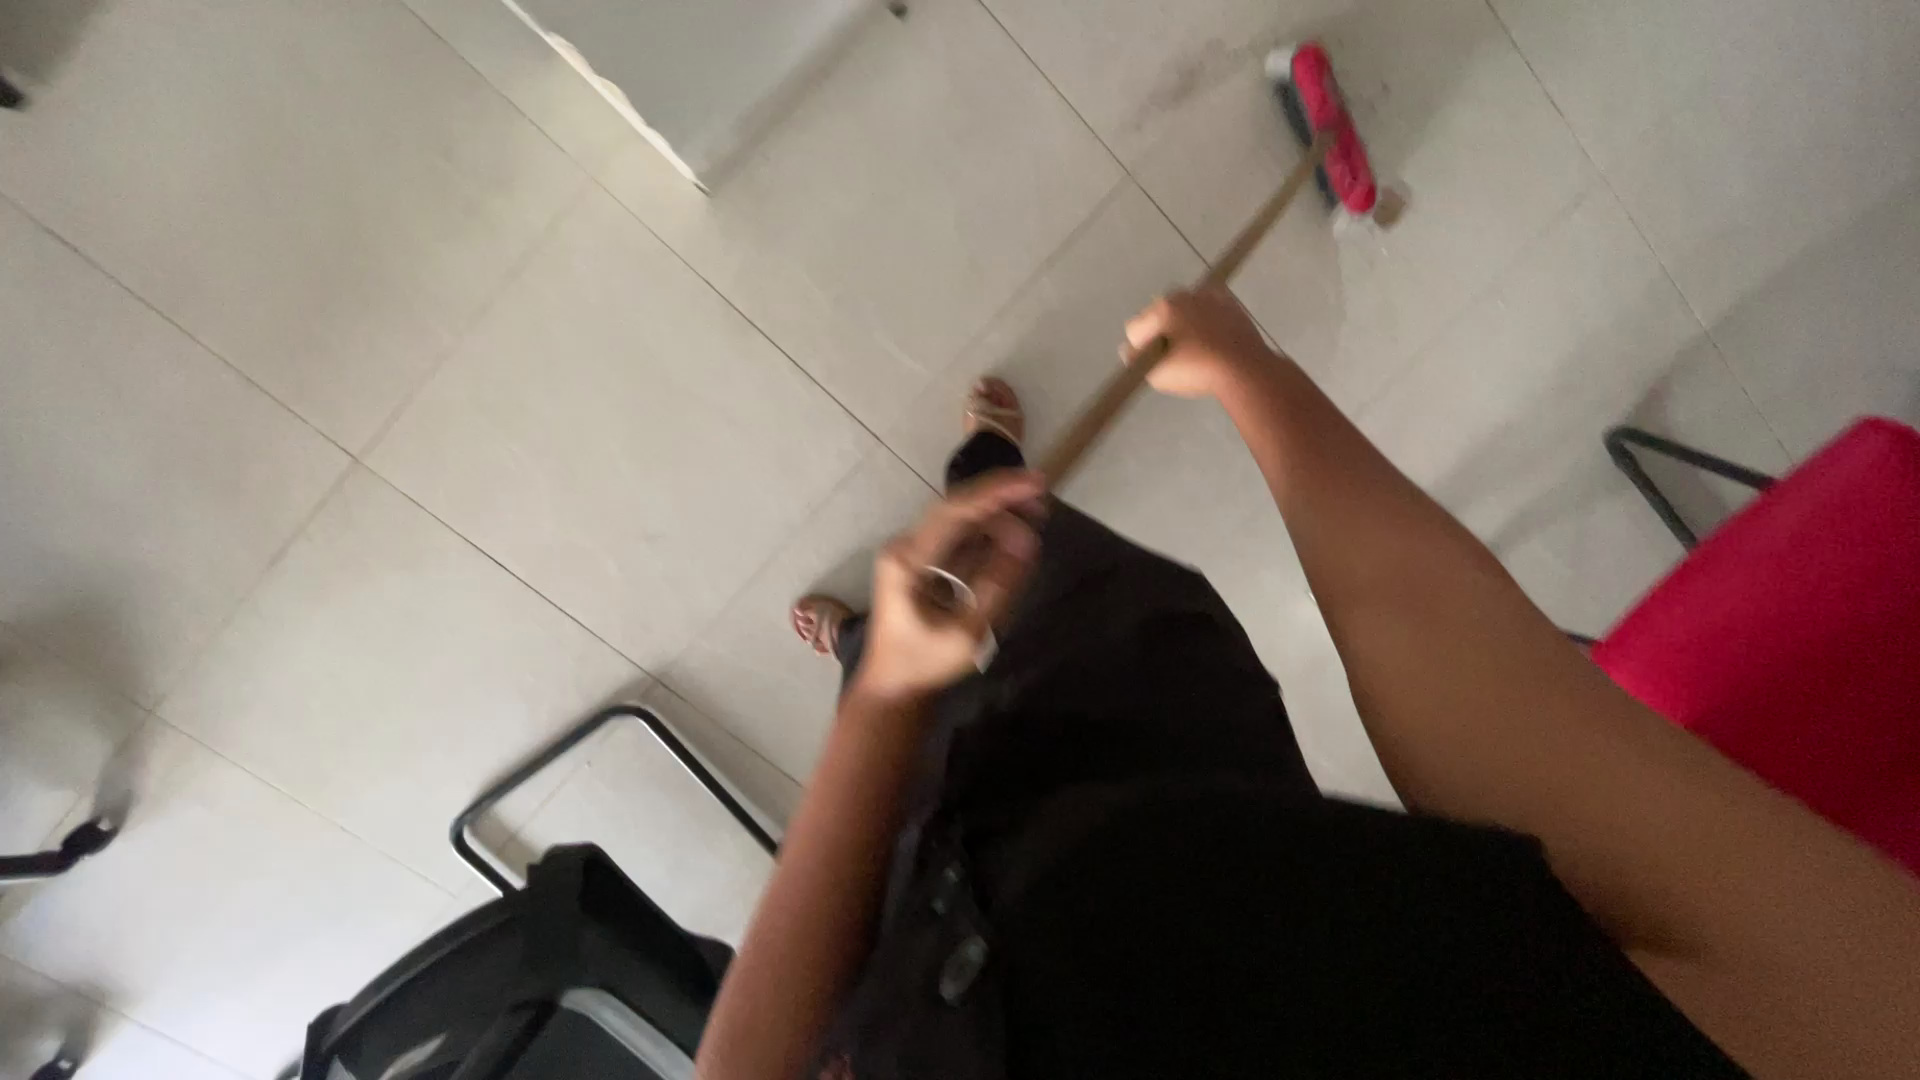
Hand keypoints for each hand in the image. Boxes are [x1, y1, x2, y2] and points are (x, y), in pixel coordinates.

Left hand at [849, 470, 1045, 704]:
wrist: (892, 687)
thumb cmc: (924, 664)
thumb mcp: (967, 632)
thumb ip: (997, 586)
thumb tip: (1027, 543)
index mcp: (908, 559)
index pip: (956, 511)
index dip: (997, 492)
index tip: (1033, 483)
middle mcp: (906, 547)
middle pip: (956, 508)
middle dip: (999, 498)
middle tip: (1040, 496)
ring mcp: (911, 554)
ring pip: (957, 520)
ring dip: (994, 515)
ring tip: (1032, 516)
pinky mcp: (920, 564)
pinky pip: (955, 537)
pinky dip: (984, 532)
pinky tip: (1010, 535)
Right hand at [1122, 285, 1276, 398]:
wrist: (1245, 368)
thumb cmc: (1196, 370)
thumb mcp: (1156, 374)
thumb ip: (1135, 359)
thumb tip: (1130, 349)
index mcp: (1164, 308)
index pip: (1135, 328)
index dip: (1139, 349)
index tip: (1153, 363)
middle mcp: (1185, 295)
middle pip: (1159, 314)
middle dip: (1161, 331)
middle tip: (1174, 356)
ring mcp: (1210, 296)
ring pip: (1184, 309)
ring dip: (1183, 325)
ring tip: (1195, 350)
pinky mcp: (1231, 303)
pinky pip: (1208, 310)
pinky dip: (1205, 321)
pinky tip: (1212, 341)